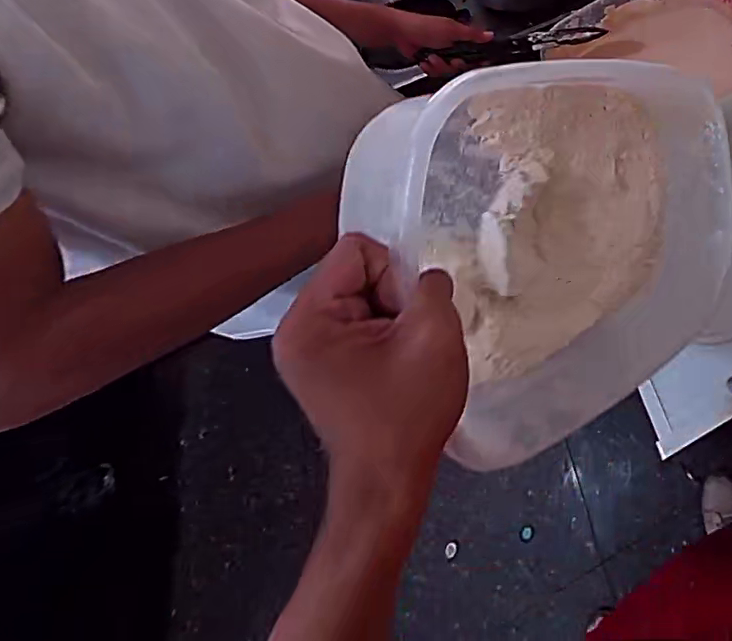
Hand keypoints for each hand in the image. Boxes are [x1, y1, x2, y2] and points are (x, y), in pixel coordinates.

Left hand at [273, 235, 467, 486]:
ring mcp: (309, 349)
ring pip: (366, 296)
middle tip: (410, 339)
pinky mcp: (326, 365)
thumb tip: (426, 278)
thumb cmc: (408, 409)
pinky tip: (400, 363)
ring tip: (407, 354)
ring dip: (397, 316)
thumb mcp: (433, 332)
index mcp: (309, 319)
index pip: (356, 249)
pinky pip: (363, 320)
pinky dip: (390, 333)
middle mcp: (298, 329)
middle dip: (395, 296)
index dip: (394, 271)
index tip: (407, 313)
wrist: (389, 482)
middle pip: (359, 271)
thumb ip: (431, 284)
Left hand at [355, 6, 491, 77]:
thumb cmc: (423, 26)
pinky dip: (430, 68)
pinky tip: (424, 62)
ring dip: (439, 67)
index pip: (475, 53)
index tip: (469, 63)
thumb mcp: (451, 29)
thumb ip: (472, 34)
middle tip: (448, 60)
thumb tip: (490, 35)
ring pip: (448, 70)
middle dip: (453, 65)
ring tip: (431, 58)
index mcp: (460, 36)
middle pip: (462, 65)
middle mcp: (452, 46)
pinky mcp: (429, 61)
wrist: (398, 32)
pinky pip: (435, 72)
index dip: (474, 61)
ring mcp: (440, 54)